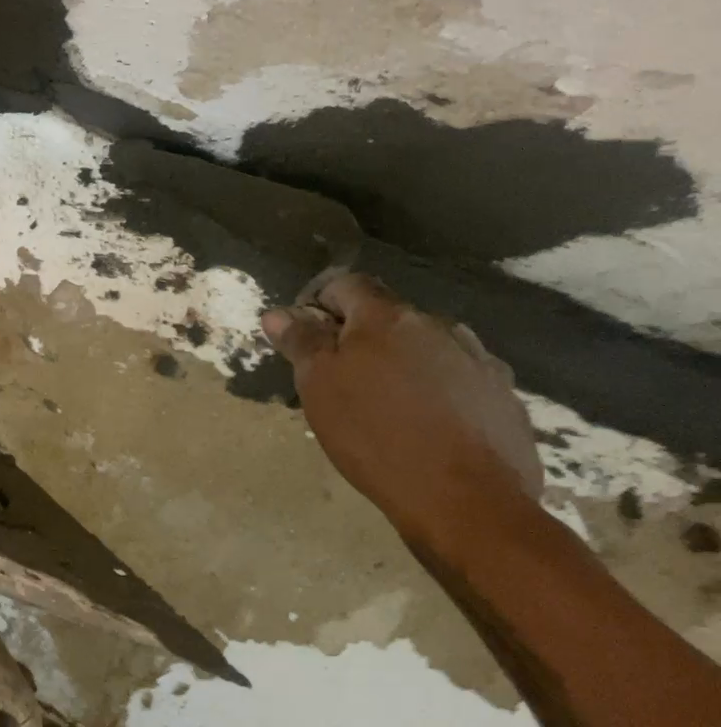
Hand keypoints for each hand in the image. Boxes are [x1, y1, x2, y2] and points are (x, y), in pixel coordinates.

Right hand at [262, 273, 543, 544]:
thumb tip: (280, 312)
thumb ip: (301, 341)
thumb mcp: (319, 386)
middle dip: (363, 339)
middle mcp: (441, 328)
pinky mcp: (507, 401)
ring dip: (404, 365)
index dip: (321, 304)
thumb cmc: (375, 434)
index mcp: (390, 318)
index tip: (307, 339)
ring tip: (388, 406)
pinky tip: (428, 428)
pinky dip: (439, 393)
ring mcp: (481, 364)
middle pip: (389, 319)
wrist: (468, 503)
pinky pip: (460, 381)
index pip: (348, 285)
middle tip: (341, 380)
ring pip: (427, 350)